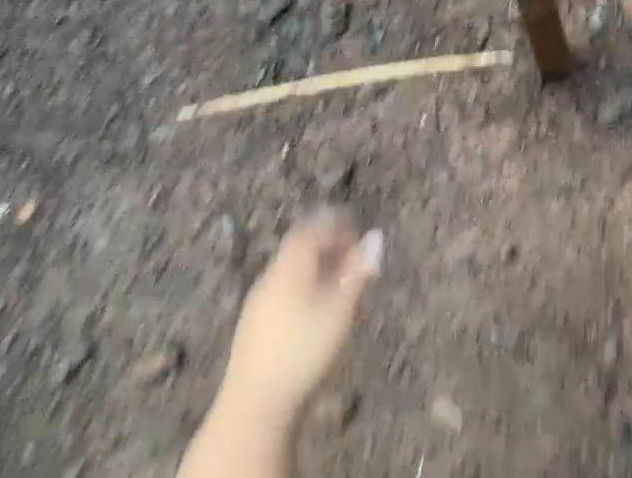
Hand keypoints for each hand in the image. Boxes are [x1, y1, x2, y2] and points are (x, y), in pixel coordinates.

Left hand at [216, 209, 381, 422]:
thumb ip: (359, 270)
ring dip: (324, 277)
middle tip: (361, 270)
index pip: (309, 230)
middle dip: (334, 255)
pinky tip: (324, 321)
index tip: (360, 236)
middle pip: (301, 253)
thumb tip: (375, 237)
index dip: (335, 225)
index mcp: (288, 270)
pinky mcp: (255, 331)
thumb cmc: (305, 350)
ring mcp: (258, 308)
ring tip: (349, 299)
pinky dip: (310, 296)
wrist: (255, 405)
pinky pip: (286, 297)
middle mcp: (269, 282)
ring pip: (295, 277)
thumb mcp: (341, 308)